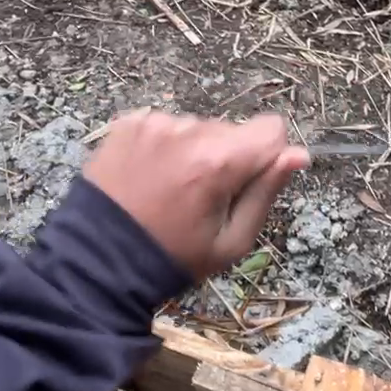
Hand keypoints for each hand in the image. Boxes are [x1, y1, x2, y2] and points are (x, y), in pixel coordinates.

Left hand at [83, 110, 308, 278]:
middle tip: (200, 197)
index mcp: (219, 160)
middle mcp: (190, 130)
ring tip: (168, 189)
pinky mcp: (129, 123)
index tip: (246, 183)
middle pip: (233, 130)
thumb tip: (298, 154)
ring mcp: (155, 123)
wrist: (91, 268)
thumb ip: (267, 192)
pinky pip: (166, 125)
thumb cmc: (170, 260)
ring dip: (194, 151)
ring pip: (199, 127)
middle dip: (227, 156)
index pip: (272, 128)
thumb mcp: (230, 242)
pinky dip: (164, 146)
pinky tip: (148, 177)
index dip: (267, 155)